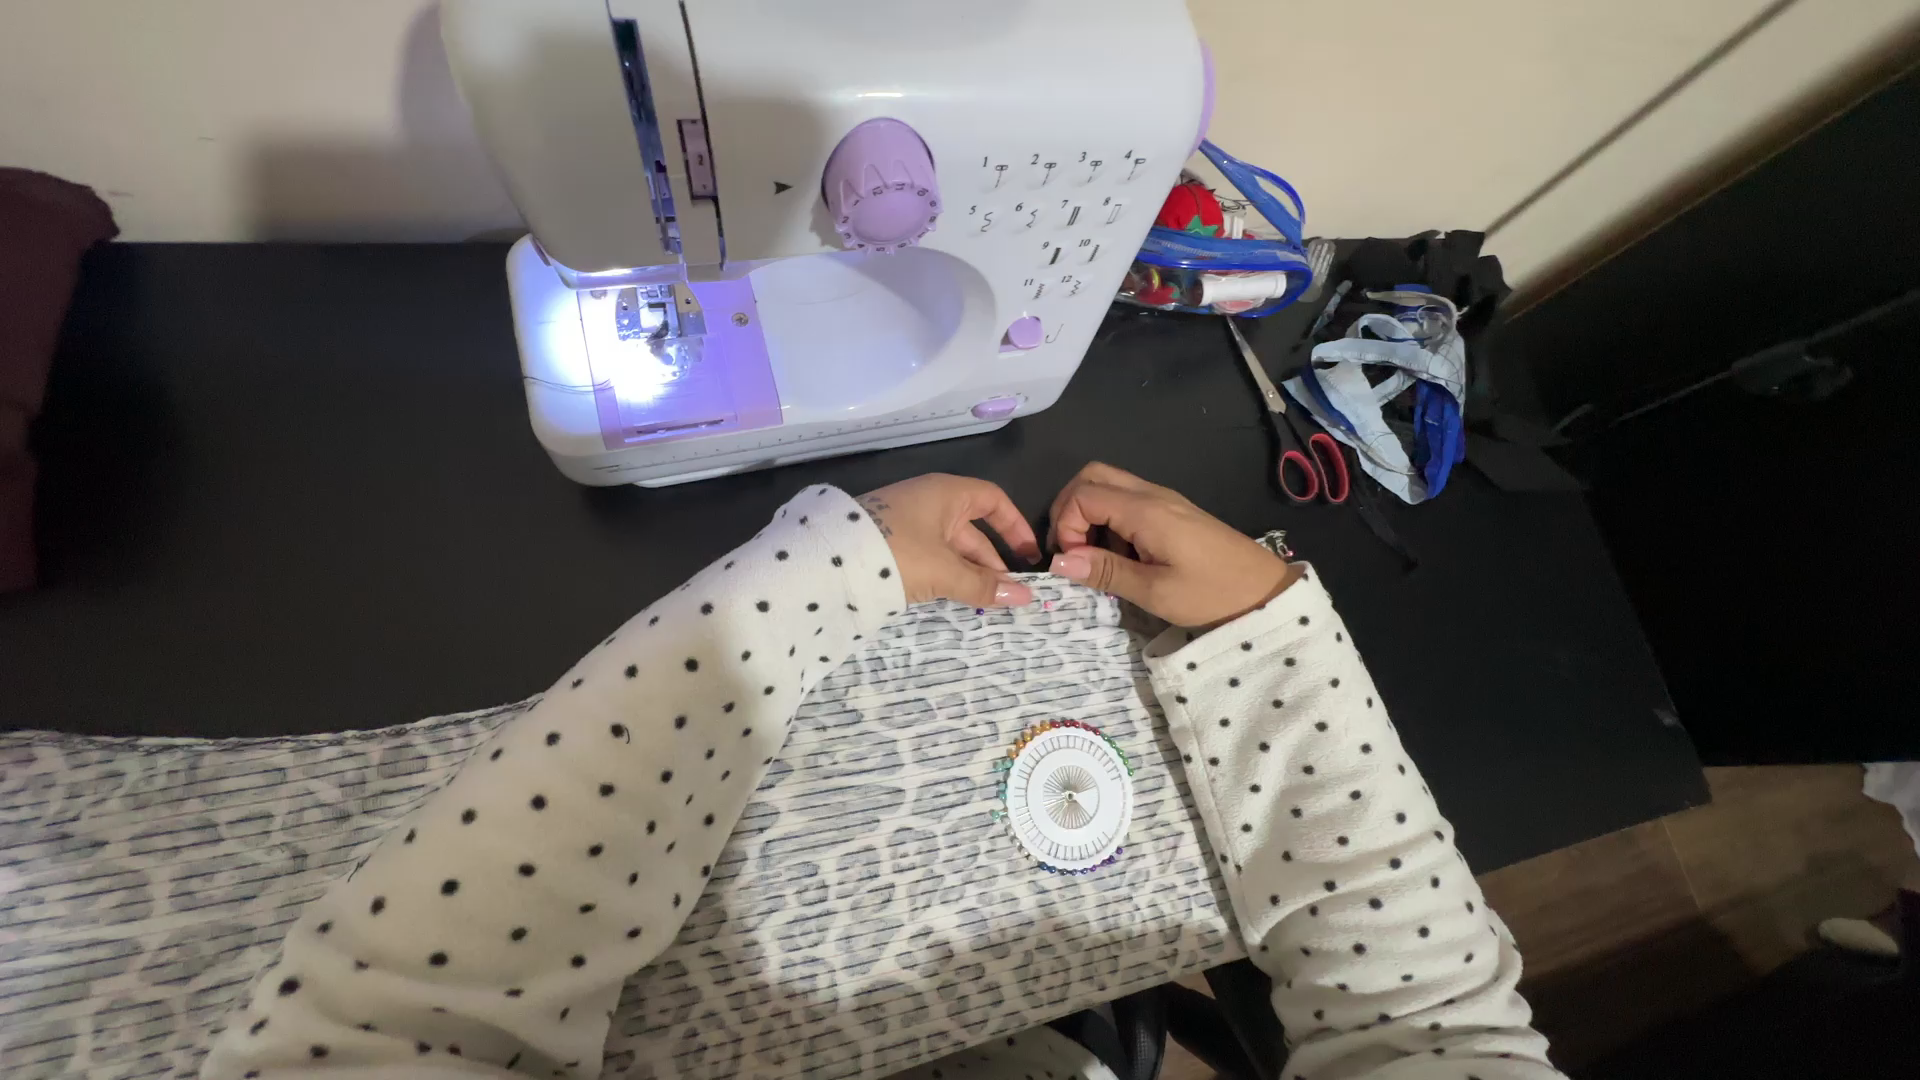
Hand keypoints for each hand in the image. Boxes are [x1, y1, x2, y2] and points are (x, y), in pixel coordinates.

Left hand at [858, 474, 1040, 606]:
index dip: (1014, 525)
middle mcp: (927, 502)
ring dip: (969, 572)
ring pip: (949, 546)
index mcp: (945, 494)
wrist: (827, 561)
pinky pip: (929, 556)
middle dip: (992, 560)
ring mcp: (906, 523)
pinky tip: (952, 597)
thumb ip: (984, 584)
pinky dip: (945, 574)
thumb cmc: (898, 553)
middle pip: (971, 529)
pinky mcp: (888, 544)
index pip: (992, 499)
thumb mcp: (945, 570)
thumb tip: (1026, 596)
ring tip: (984, 600)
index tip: (1029, 554)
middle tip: (1008, 592)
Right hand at [1046, 462, 1297, 626]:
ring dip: (1090, 514)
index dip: (1066, 524)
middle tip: (1071, 548)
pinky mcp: (1172, 511)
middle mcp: (1152, 494)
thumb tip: (1059, 561)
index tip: (1074, 559)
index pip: (1083, 494)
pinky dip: (1110, 520)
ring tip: (1097, 556)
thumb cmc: (1211, 594)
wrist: (1266, 592)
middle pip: (1092, 476)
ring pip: (1109, 485)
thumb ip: (1106, 571)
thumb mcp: (1155, 591)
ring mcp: (1164, 499)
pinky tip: (1122, 554)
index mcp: (1145, 510)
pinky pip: (1127, 500)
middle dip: (1069, 508)